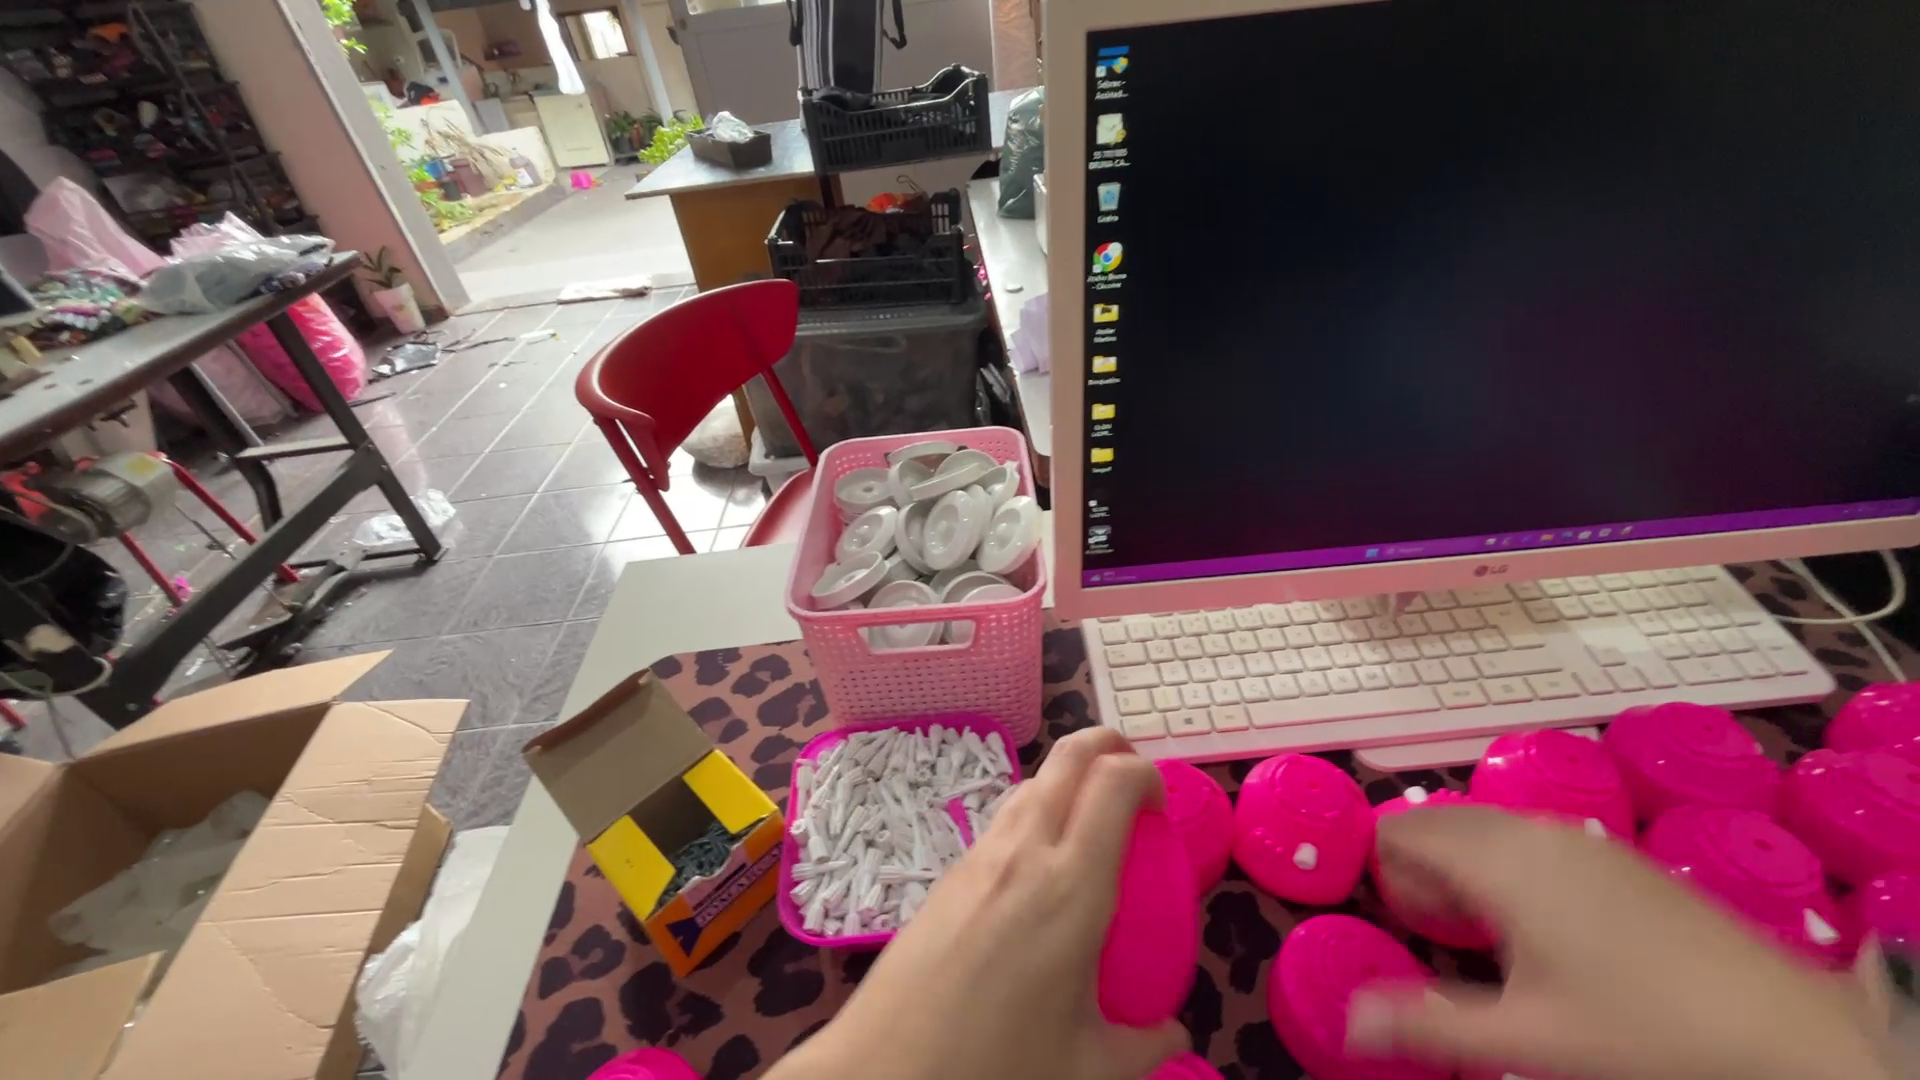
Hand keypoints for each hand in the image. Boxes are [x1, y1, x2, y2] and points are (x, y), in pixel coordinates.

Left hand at [769, 727, 1186, 1079]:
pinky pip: (1003, 818)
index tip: (1162, 808)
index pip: (1114, 784)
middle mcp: (1024, 851)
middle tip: (1132, 774)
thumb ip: (1143, 1045)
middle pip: (1068, 757)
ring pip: (1031, 783)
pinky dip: (1035, 813)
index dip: (1147, 773)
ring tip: (1090, 819)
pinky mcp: (950, 871)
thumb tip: (1172, 1030)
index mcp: (1071, 886)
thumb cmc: (996, 1065)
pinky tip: (1040, 864)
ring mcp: (980, 855)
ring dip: (1067, 779)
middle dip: (1107, 744)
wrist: (886, 1071)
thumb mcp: (1087, 1068)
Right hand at [1350, 806, 1891, 1079]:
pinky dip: (1507, 864)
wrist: (1800, 1037)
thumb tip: (1348, 1020)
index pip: (1402, 830)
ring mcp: (1577, 837)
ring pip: (1484, 828)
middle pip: (1439, 822)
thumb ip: (1427, 1023)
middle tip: (1440, 929)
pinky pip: (1528, 838)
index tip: (1404, 919)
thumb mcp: (1527, 1038)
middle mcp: (1529, 831)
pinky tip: (1544, 925)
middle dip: (1420, 866)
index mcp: (1497, 860)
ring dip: (1463, 865)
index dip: (1384, 867)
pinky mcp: (1614, 853)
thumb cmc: (1644, 1032)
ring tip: (1487, 930)